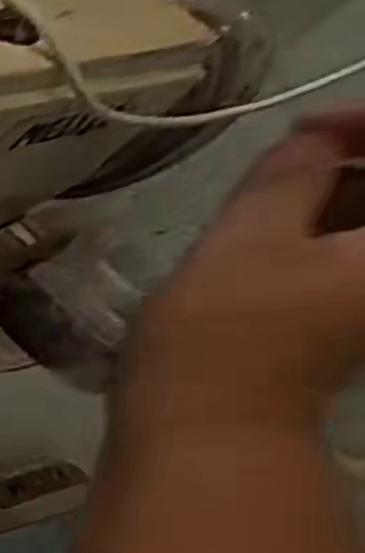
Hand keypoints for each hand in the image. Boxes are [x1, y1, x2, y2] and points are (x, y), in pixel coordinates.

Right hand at [134, 107, 364, 406]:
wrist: (203, 425)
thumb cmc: (219, 338)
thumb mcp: (238, 246)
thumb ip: (284, 179)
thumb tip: (309, 141)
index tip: (301, 128)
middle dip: (358, 157)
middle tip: (287, 157)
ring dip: (339, 195)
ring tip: (268, 202)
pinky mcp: (357, 310)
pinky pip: (357, 250)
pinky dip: (328, 230)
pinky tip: (274, 237)